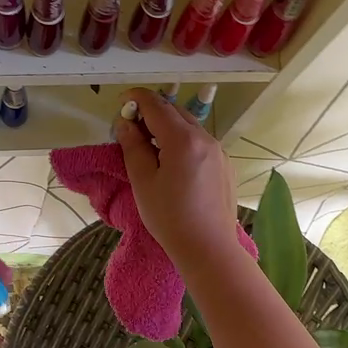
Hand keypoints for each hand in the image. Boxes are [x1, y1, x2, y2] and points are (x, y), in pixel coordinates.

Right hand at [114, 87, 239, 263]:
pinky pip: (201, 144)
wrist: (208, 248)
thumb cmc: (169, 218)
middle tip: (132, 129)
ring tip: (151, 149)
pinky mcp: (225, 166)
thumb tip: (125, 124)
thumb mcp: (143, 182)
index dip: (136, 99)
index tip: (122, 104)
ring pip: (189, 127)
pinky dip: (183, 143)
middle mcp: (205, 137)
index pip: (156, 105)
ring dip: (168, 129)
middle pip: (175, 112)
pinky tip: (174, 166)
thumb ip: (133, 147)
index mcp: (183, 139)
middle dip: (152, 114)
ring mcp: (219, 151)